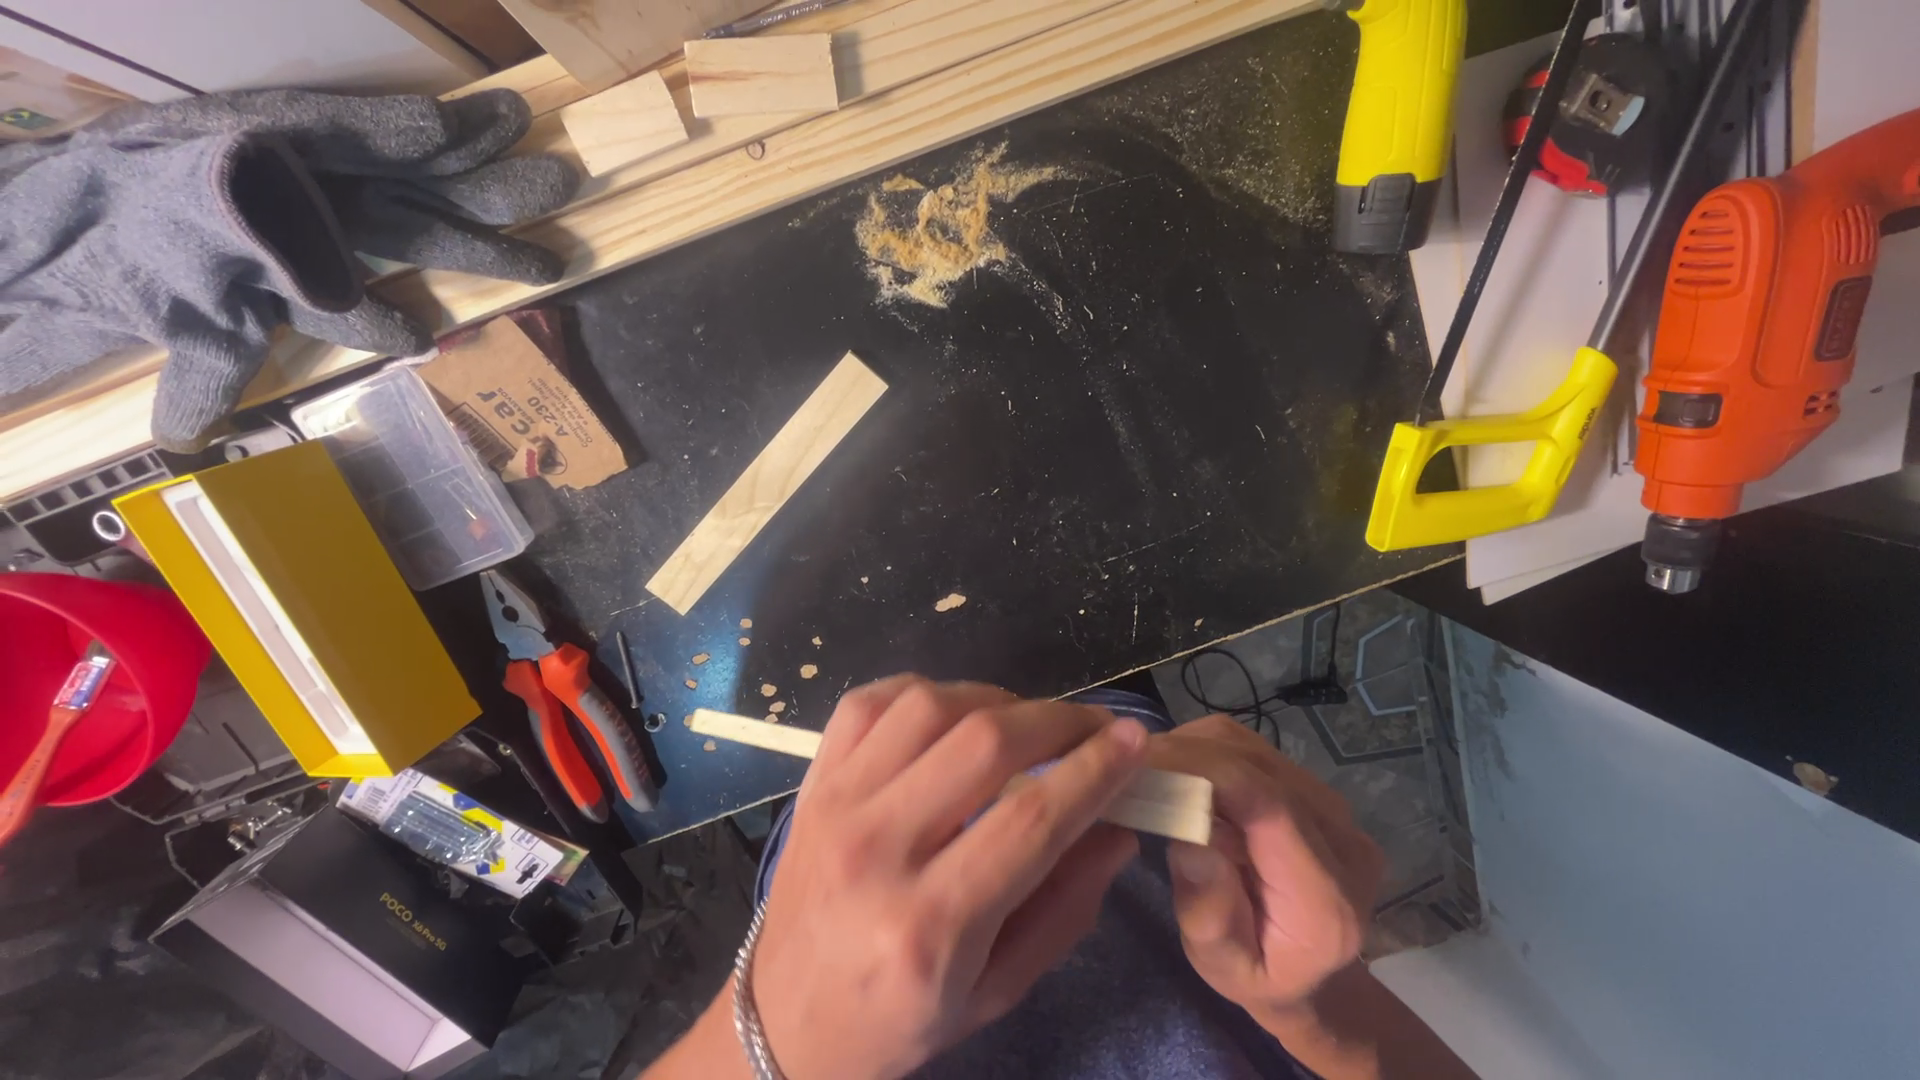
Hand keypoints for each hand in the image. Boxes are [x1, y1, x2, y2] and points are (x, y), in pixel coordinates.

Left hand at [748, 676, 1148, 1079]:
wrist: (781, 1023)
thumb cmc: (899, 1019)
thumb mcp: (997, 990)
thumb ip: (1065, 906)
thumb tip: (1120, 826)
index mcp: (929, 925)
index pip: (1030, 819)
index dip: (1094, 770)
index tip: (1136, 741)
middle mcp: (876, 850)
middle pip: (983, 744)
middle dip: (1057, 721)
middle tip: (1095, 726)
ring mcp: (835, 805)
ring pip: (929, 707)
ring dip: (996, 700)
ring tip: (1027, 723)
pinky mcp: (813, 781)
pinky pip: (870, 701)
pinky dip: (925, 691)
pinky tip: (956, 713)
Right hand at [1147, 714, 1384, 1022]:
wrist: (1312, 976)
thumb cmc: (1258, 979)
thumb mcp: (1222, 968)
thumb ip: (1210, 913)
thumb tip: (1188, 838)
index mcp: (1325, 897)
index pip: (1267, 804)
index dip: (1203, 771)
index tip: (1140, 764)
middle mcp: (1343, 841)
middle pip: (1256, 766)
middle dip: (1185, 755)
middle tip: (1126, 765)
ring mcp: (1334, 810)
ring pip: (1251, 748)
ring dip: (1193, 749)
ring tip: (1148, 770)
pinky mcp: (1314, 791)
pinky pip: (1253, 749)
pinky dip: (1207, 750)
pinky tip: (1179, 773)